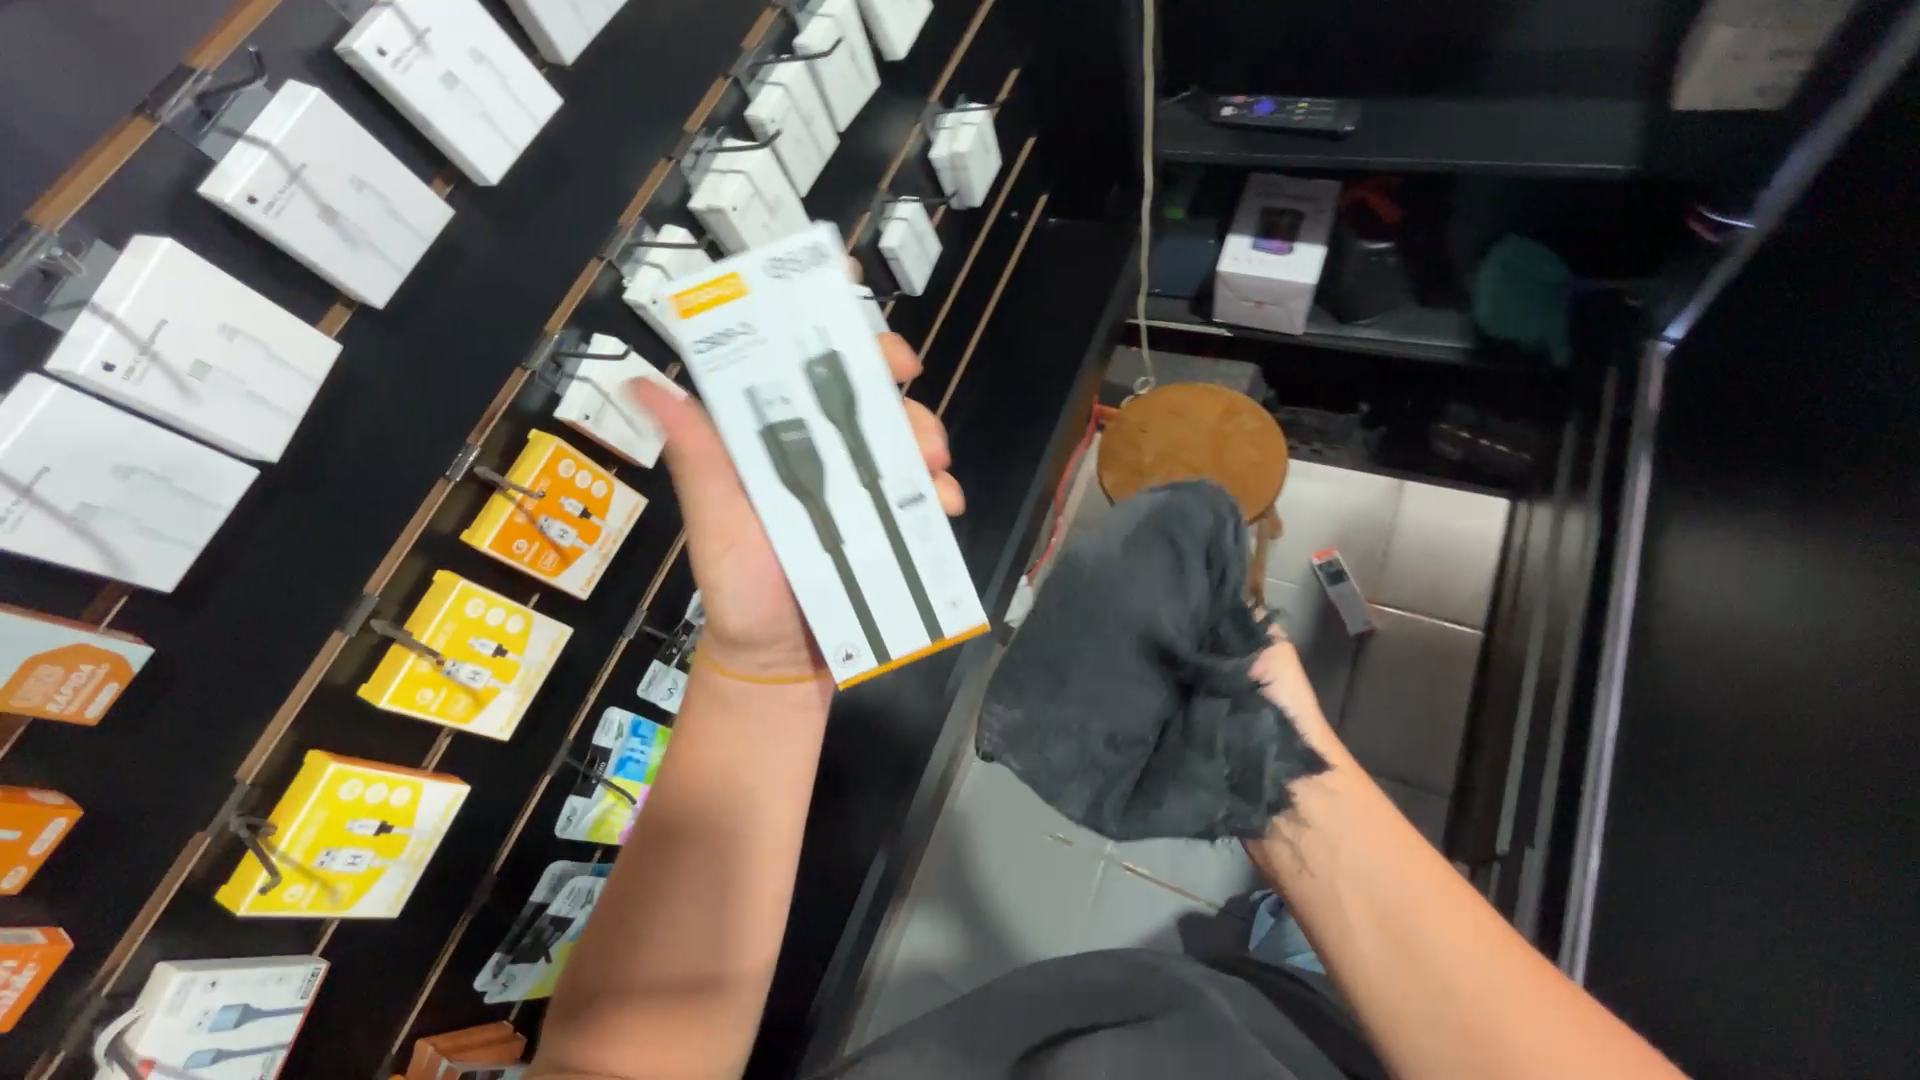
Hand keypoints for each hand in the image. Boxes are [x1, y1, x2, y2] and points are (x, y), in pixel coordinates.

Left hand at [627, 333, 962, 676]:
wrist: (781, 665)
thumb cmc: (740, 590)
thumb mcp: (716, 521)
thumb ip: (698, 457)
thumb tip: (643, 387)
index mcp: (779, 444)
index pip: (816, 378)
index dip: (854, 352)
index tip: (885, 358)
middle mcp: (825, 458)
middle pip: (876, 406)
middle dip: (907, 407)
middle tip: (919, 433)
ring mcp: (862, 493)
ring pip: (908, 446)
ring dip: (929, 446)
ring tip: (934, 472)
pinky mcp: (890, 528)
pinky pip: (923, 499)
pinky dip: (942, 495)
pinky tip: (946, 507)